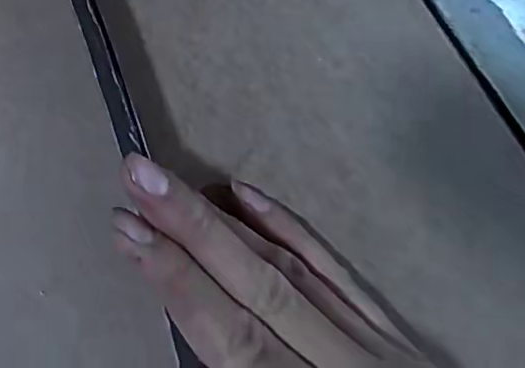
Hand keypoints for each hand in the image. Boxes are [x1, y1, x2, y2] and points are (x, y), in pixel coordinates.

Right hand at [113, 156, 430, 366]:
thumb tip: (189, 331)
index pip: (234, 339)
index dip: (177, 280)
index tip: (125, 228)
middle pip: (258, 287)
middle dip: (189, 229)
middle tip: (135, 174)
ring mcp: (379, 350)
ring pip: (288, 269)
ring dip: (219, 220)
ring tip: (165, 179)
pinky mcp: (399, 337)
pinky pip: (338, 271)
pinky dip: (287, 227)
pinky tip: (243, 192)